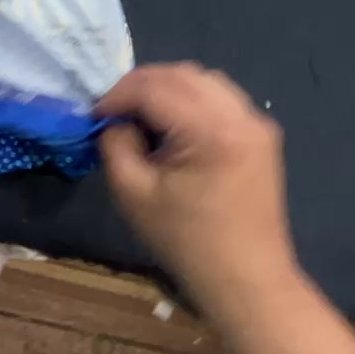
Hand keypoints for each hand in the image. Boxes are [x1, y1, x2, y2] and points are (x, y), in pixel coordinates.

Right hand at [95, 63, 300, 315]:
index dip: (116, 96)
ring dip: (163, 88)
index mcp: (211, 132)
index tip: (94, 117)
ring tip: (139, 116)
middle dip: (138, 86)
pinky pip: (218, 97)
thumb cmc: (184, 238)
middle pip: (179, 75)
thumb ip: (116, 142)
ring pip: (201, 80)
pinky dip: (187, 99)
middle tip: (112, 112)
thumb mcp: (131, 190)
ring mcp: (256, 124)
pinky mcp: (260, 136)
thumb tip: (115, 120)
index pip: (152, 88)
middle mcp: (241, 118)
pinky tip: (170, 126)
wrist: (246, 279)